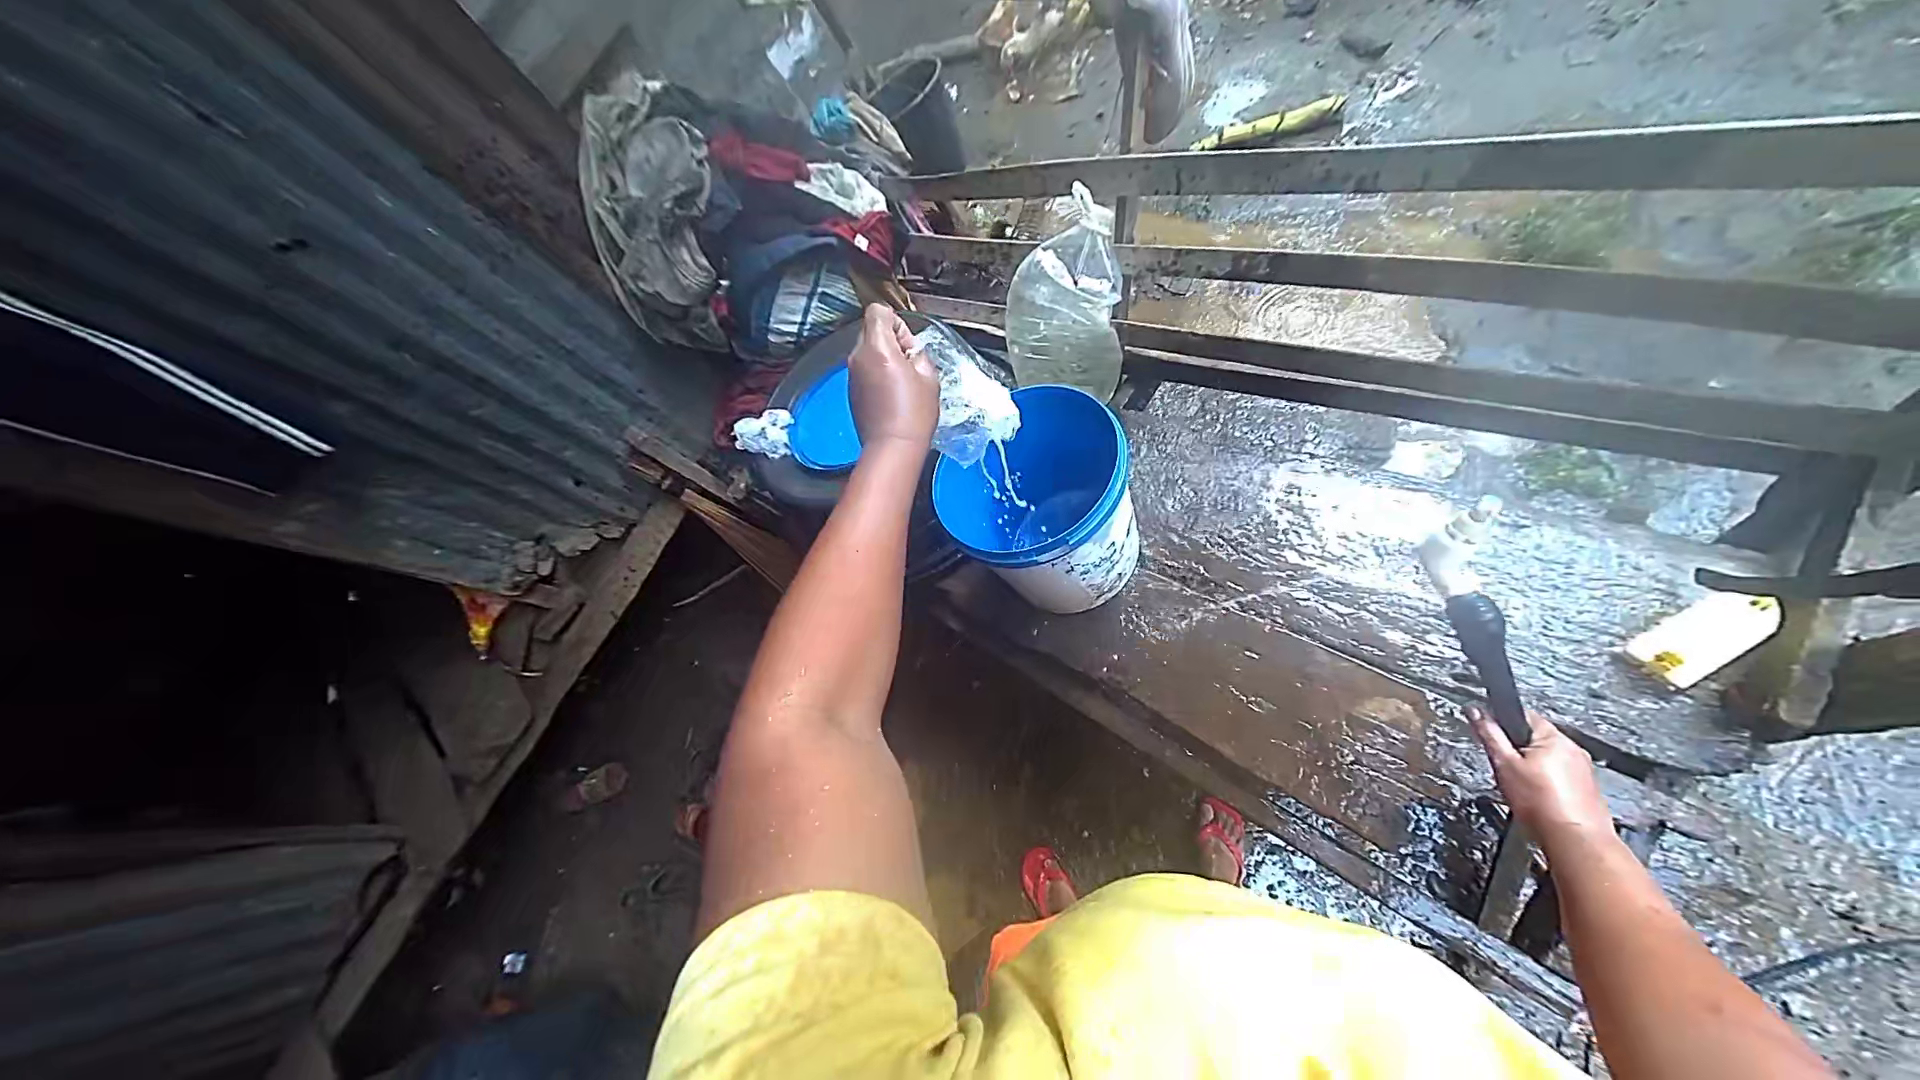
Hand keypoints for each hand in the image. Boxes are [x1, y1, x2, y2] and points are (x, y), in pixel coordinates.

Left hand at [847, 305, 937, 450]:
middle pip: (872, 330)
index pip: (878, 311)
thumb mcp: (929, 377)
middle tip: (909, 365)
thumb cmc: (913, 415)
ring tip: (902, 383)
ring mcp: (852, 375)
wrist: (893, 447)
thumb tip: (910, 351)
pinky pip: (865, 370)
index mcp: (877, 348)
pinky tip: (892, 394)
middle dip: (892, 341)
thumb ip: (918, 354)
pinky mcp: (852, 390)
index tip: (908, 345)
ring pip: (868, 351)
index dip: (897, 322)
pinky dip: (877, 375)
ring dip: (884, 358)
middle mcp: (858, 357)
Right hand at [1467, 705, 1612, 844]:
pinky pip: (1560, 774)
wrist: (1576, 840)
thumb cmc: (1542, 803)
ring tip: (1522, 786)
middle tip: (1504, 767)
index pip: (1522, 715)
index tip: (1490, 736)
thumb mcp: (1503, 764)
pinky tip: (1538, 796)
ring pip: (1547, 757)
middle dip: (1516, 749)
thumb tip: (1476, 711)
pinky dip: (1547, 781)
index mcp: (1554, 738)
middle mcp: (1574, 749)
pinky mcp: (1587, 787)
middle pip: (1534, 737)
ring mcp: (1583, 769)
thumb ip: (1489, 734)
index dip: (1501, 724)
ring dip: (1532, 765)